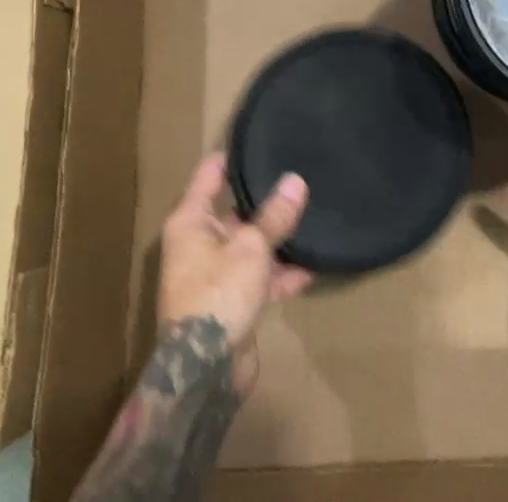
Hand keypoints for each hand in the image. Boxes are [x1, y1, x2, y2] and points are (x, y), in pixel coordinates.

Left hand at [157, 155, 313, 393]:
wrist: (206, 368)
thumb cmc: (219, 294)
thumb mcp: (251, 248)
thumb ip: (275, 216)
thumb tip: (296, 180)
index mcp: (191, 222)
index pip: (209, 175)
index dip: (232, 157)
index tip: (261, 138)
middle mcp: (200, 243)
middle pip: (236, 211)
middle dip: (266, 199)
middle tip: (301, 175)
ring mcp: (217, 274)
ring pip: (252, 245)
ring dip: (280, 238)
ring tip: (316, 215)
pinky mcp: (234, 301)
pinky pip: (262, 276)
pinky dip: (284, 272)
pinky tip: (316, 263)